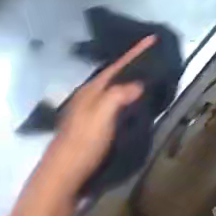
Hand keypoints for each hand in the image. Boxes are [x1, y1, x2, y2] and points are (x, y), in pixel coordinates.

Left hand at [37, 35, 154, 189]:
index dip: (135, 53)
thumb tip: (137, 83)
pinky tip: (134, 107)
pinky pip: (113, 106)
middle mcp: (88, 98)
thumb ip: (119, 95)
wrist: (62, 178)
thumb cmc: (83, 144)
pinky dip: (126, 101)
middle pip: (113, 76)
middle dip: (132, 65)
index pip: (117, 66)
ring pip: (112, 91)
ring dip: (129, 83)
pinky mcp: (91, 131)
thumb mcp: (102, 115)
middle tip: (153, 57)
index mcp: (90, 91)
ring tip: (148, 78)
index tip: (152, 38)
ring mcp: (87, 115)